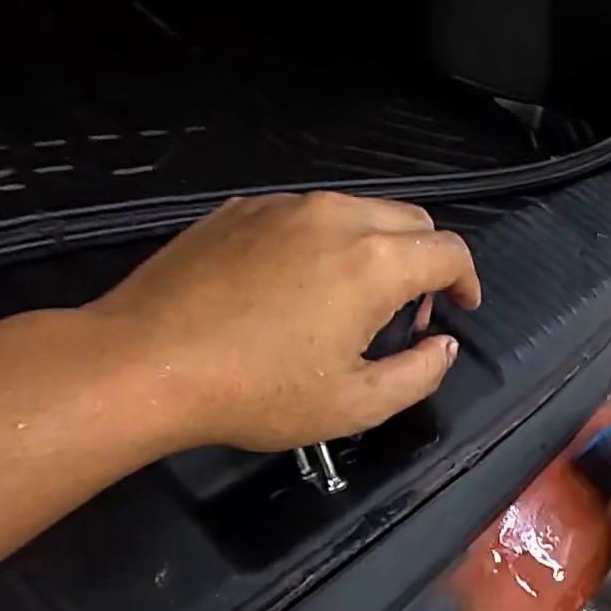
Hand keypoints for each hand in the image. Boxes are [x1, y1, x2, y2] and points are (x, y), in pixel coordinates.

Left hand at [85, 191, 480, 450]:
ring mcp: (284, 206)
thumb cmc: (260, 392)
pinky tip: (302, 287)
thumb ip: (420, 373)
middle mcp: (336, 217)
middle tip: (410, 312)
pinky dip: (331, 243)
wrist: (144, 363)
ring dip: (380, 249)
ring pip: (361, 212)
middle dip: (428, 262)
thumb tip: (442, 346)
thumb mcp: (357, 404)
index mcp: (375, 262)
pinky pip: (309, 215)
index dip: (467, 280)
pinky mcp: (241, 210)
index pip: (450, 251)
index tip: (461, 308)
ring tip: (356, 302)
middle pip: (412, 220)